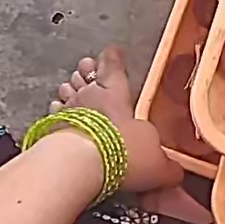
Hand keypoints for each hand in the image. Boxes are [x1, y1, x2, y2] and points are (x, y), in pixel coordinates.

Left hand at [50, 46, 182, 192]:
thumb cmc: (122, 153)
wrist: (80, 165)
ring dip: (69, 89)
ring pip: (66, 93)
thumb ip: (167, 167)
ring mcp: (66, 112)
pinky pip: (54, 115)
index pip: (114, 68)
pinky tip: (56, 114)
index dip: (113, 58)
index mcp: (117, 94)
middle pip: (85, 77)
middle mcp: (89, 98)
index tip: (112, 50)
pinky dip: (57, 113)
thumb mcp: (158, 164)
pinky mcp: (49, 130)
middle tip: (86, 66)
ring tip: (69, 86)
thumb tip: (175, 173)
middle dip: (87, 72)